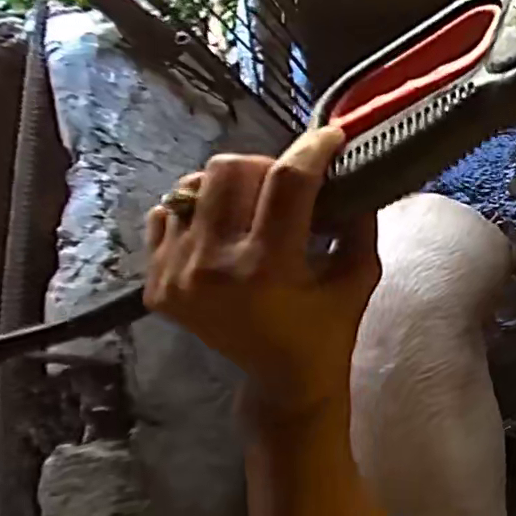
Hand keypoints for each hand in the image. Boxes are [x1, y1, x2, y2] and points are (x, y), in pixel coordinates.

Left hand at [145, 128, 379, 419]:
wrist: (281, 380)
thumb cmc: (329, 330)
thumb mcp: (359, 277)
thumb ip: (357, 221)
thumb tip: (349, 170)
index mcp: (268, 269)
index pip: (288, 182)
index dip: (313, 148)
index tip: (330, 136)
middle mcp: (212, 267)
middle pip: (231, 169)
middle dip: (268, 165)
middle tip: (290, 183)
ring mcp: (175, 275)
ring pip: (195, 184)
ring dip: (233, 185)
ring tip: (255, 207)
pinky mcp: (156, 282)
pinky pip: (168, 213)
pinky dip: (199, 210)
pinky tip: (224, 231)